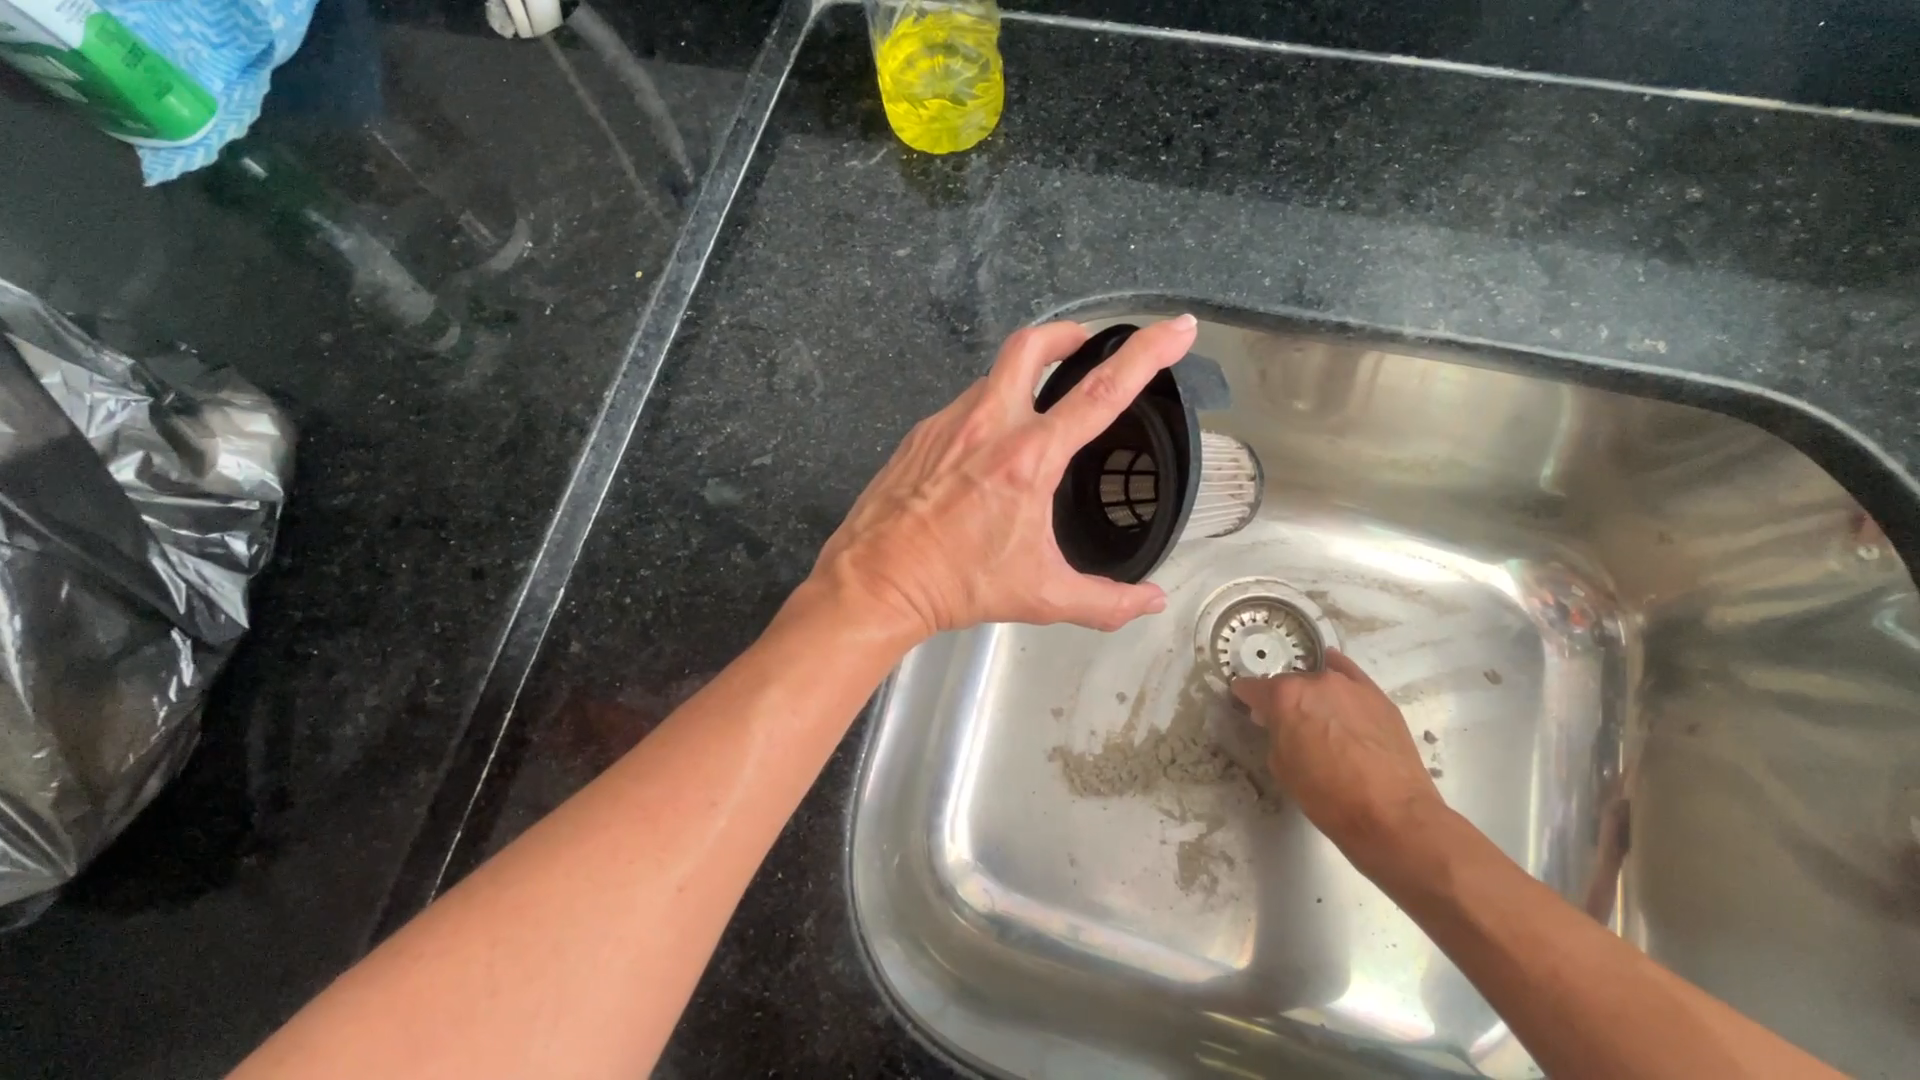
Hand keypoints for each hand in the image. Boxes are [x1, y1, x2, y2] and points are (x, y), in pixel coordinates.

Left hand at [811, 316, 1199, 640]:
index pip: (1101, 392)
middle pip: (1032, 345)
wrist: (875, 582)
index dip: (1147, 353)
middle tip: (1087, 345)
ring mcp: (948, 424)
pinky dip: (987, 410)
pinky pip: (963, 406)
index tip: (1177, 327)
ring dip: (1024, 377)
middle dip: (1068, 333)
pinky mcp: (920, 435)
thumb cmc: (958, 585)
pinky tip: (988, 446)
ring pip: (994, 376)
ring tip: (1038, 405)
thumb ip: (1107, 601)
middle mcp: (989, 426)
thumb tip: (1154, 601)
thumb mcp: (1043, 596)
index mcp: (1028, 459)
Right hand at [1233, 651, 1444, 855]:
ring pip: (1320, 680)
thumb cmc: (1327, 796)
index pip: (1252, 687)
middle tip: (1287, 724)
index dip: (1246, 698)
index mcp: (1284, 697)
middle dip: (1282, 699)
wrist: (1392, 814)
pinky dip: (1339, 678)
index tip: (1247, 708)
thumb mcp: (1281, 767)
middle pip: (1287, 682)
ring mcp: (1350, 685)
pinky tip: (1337, 686)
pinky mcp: (1378, 696)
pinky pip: (1350, 676)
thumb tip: (1279, 723)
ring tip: (1319, 718)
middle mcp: (1315, 681)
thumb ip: (1275, 734)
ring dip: (1312, 694)